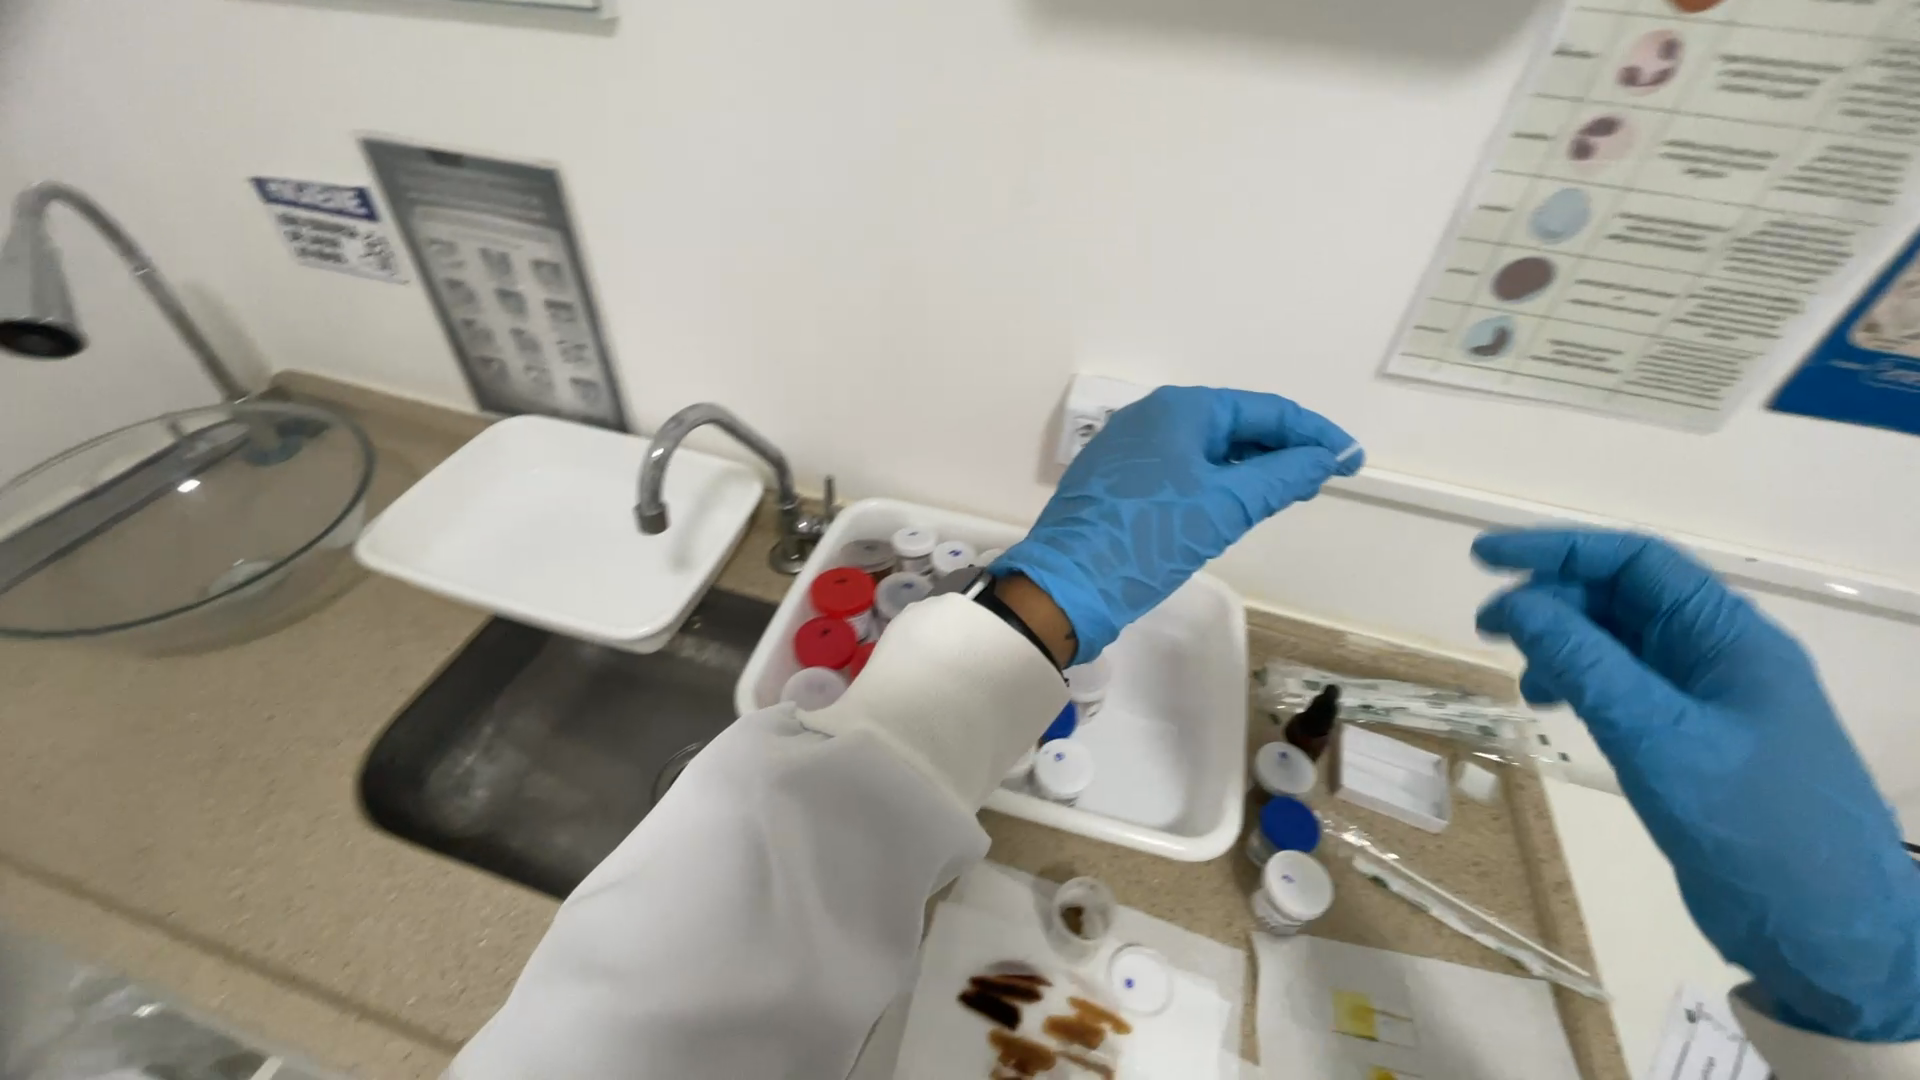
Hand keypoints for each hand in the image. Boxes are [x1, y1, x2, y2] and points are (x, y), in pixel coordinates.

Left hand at [995, 386, 1359, 664]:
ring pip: (1204, 450)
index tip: (1350, 459)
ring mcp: (1128, 448)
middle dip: (1279, 450)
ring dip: (1247, 468)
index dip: (1312, 434)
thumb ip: (1281, 477)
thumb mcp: (1225, 507)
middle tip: (1321, 479)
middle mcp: (1151, 417)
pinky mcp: (1115, 480)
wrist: (1067, 585)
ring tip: (1286, 492)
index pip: (1263, 410)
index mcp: (1179, 409)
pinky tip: (1232, 504)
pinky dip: (1212, 482)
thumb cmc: (1149, 538)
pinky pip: (1178, 470)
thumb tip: (1327, 458)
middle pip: (1233, 425)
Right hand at [1474, 528, 1919, 1041]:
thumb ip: (1582, 661)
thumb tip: (1514, 604)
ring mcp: (1702, 696)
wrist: (1828, 933)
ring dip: (1556, 643)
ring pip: (1611, 640)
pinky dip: (1572, 682)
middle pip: (1618, 597)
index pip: (1634, 562)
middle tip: (1488, 629)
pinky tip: (1551, 706)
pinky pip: (1615, 683)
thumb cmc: (1752, 823)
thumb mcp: (1655, 733)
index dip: (1556, 549)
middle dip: (1548, 601)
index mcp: (1730, 637)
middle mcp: (1716, 654)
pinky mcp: (1684, 735)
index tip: (1482, 556)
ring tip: (1522, 678)